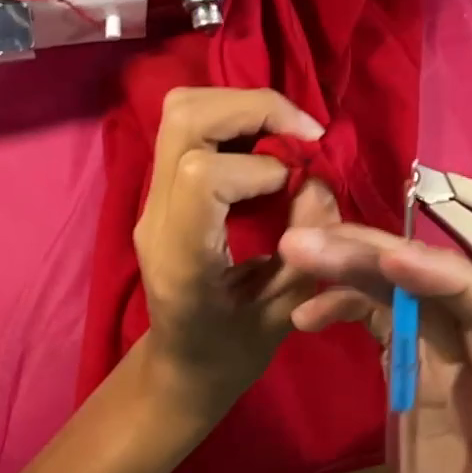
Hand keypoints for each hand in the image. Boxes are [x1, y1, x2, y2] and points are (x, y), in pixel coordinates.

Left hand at [136, 87, 339, 405]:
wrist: (180, 366)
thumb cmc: (230, 354)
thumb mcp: (283, 315)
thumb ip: (306, 248)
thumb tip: (318, 180)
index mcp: (181, 256)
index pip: (202, 174)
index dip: (262, 166)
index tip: (298, 187)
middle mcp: (156, 214)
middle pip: (186, 117)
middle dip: (255, 108)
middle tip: (305, 134)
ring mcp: (154, 196)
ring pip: (183, 108)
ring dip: (244, 106)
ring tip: (288, 133)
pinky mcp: (164, 186)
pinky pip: (190, 125)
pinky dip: (235, 116)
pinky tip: (269, 144)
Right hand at [279, 225, 471, 472]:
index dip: (447, 276)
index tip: (390, 260)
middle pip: (436, 284)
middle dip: (375, 256)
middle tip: (304, 245)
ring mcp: (446, 361)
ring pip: (404, 290)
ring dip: (353, 265)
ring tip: (294, 255)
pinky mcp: (417, 371)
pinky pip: (383, 317)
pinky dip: (345, 303)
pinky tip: (304, 314)